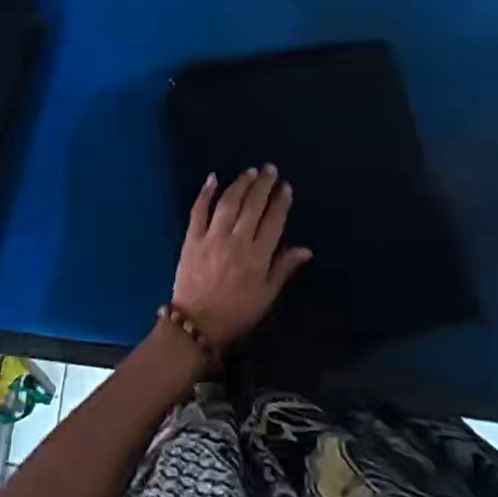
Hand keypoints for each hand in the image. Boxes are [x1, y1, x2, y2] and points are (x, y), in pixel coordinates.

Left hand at [172, 165, 312, 349]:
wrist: (196, 326)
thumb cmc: (236, 314)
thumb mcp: (266, 296)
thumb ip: (284, 268)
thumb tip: (305, 249)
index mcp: (257, 256)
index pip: (273, 221)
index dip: (280, 202)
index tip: (286, 187)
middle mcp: (236, 241)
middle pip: (252, 206)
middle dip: (263, 185)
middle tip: (270, 169)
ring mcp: (212, 238)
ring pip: (228, 203)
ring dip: (240, 184)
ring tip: (250, 172)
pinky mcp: (191, 239)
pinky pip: (198, 210)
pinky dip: (205, 193)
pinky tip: (213, 178)